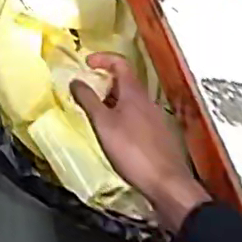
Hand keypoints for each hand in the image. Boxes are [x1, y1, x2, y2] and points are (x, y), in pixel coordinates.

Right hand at [70, 53, 209, 232]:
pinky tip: (115, 136)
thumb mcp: (103, 124)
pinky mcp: (158, 135)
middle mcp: (146, 99)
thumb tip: (75, 80)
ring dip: (112, 101)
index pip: (119, 62)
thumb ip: (88, 100)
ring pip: (130, 99)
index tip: (86, 62)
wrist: (167, 184)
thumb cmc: (132, 150)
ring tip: (98, 116)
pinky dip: (122, 116)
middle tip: (88, 93)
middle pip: (124, 81)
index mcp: (133, 91)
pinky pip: (136, 115)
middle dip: (104, 83)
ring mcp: (154, 117)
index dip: (102, 58)